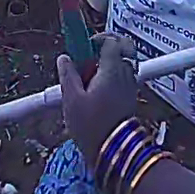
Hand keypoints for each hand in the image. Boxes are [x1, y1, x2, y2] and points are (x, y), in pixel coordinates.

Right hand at [56, 33, 140, 161]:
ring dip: (107, 65)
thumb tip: (64, 59)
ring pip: (122, 64)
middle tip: (88, 60)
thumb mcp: (72, 99)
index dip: (97, 39)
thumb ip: (68, 75)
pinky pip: (122, 79)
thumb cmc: (92, 126)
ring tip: (89, 79)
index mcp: (112, 70)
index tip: (83, 48)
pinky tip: (95, 93)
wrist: (115, 153)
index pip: (112, 41)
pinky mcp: (130, 99)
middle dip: (105, 50)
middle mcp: (125, 75)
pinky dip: (111, 78)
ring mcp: (130, 87)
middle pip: (122, 50)